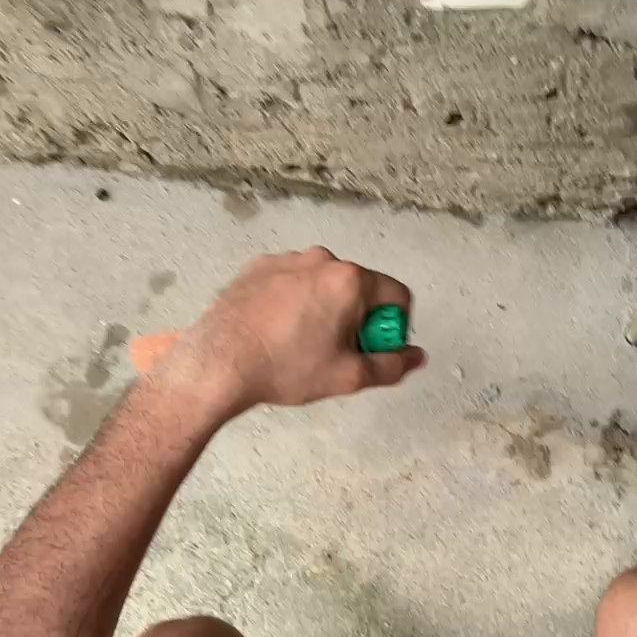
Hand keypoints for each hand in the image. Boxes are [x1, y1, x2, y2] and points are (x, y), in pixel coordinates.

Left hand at [166, 246, 425, 410]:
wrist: (220, 362)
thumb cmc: (286, 368)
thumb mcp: (349, 377)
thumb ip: (392, 365)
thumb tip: (416, 357)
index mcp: (350, 280)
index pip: (398, 296)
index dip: (395, 327)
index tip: (374, 349)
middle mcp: (321, 260)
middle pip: (361, 289)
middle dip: (360, 320)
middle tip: (340, 354)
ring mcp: (287, 260)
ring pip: (326, 285)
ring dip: (328, 311)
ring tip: (305, 346)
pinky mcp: (259, 267)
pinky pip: (295, 283)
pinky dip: (298, 304)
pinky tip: (281, 333)